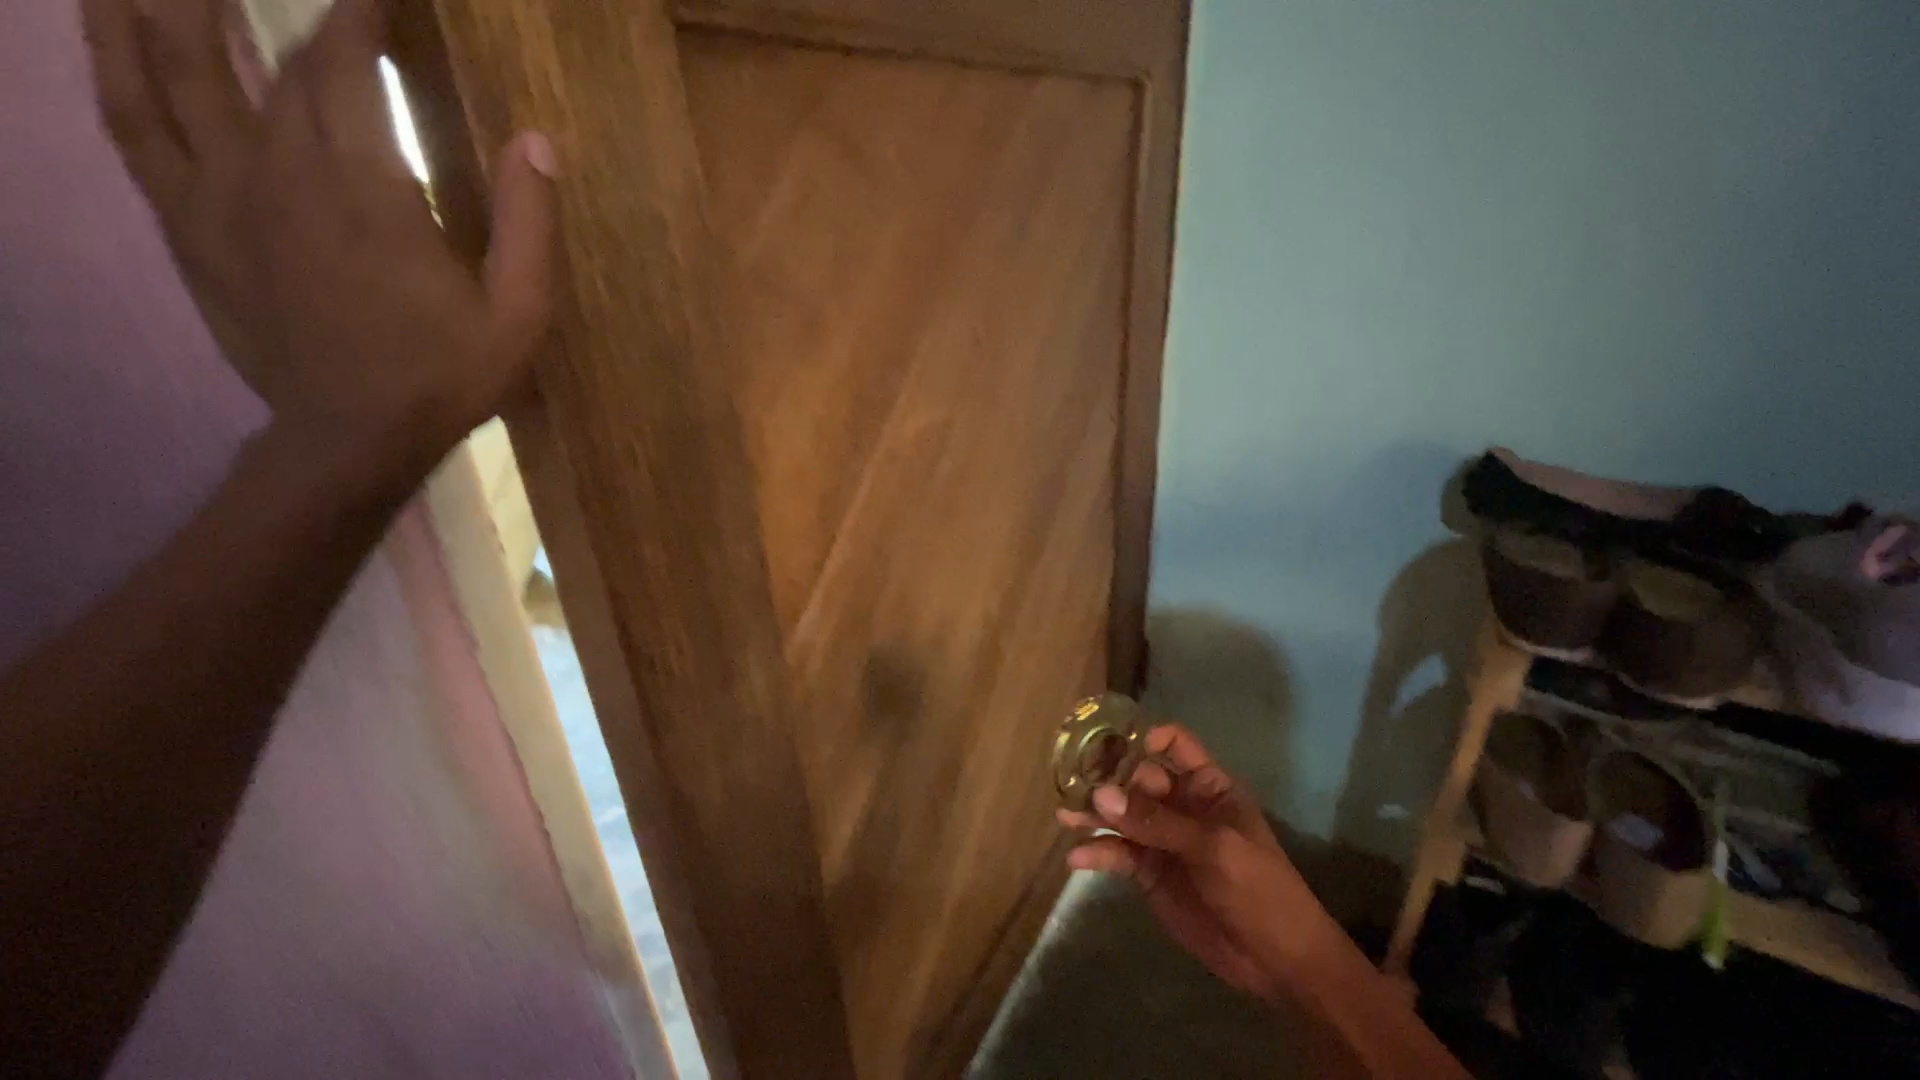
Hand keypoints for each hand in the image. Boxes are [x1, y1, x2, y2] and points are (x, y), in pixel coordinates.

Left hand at [83, 0, 556, 471]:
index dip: (357, 19)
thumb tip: (535, 139)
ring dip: (169, 8)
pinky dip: (112, 63)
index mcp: (365, 193)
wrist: (352, 436)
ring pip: (172, 73)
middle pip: (268, 65)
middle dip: (282, 12)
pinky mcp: (187, 225)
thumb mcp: (519, 314)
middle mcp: (279, 175)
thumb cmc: (445, 375)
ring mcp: (219, 197)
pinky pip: (132, 126)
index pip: (346, 72)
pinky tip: (107, 20)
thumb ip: (529, 226)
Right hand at [1057, 725, 1346, 1002]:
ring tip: (1065, 816)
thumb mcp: (1212, 847)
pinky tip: (1076, 858)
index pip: (1174, 745)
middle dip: (1107, 778)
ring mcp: (1162, 839)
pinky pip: (1117, 854)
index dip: (1143, 738)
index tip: (1106, 741)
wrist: (1274, 958)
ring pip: (1121, 816)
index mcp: (1208, 786)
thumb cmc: (1257, 887)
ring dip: (1094, 814)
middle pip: (1137, 779)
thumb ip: (1156, 820)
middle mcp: (1181, 805)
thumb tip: (1101, 794)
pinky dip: (1097, 854)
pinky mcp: (1148, 873)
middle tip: (1072, 781)